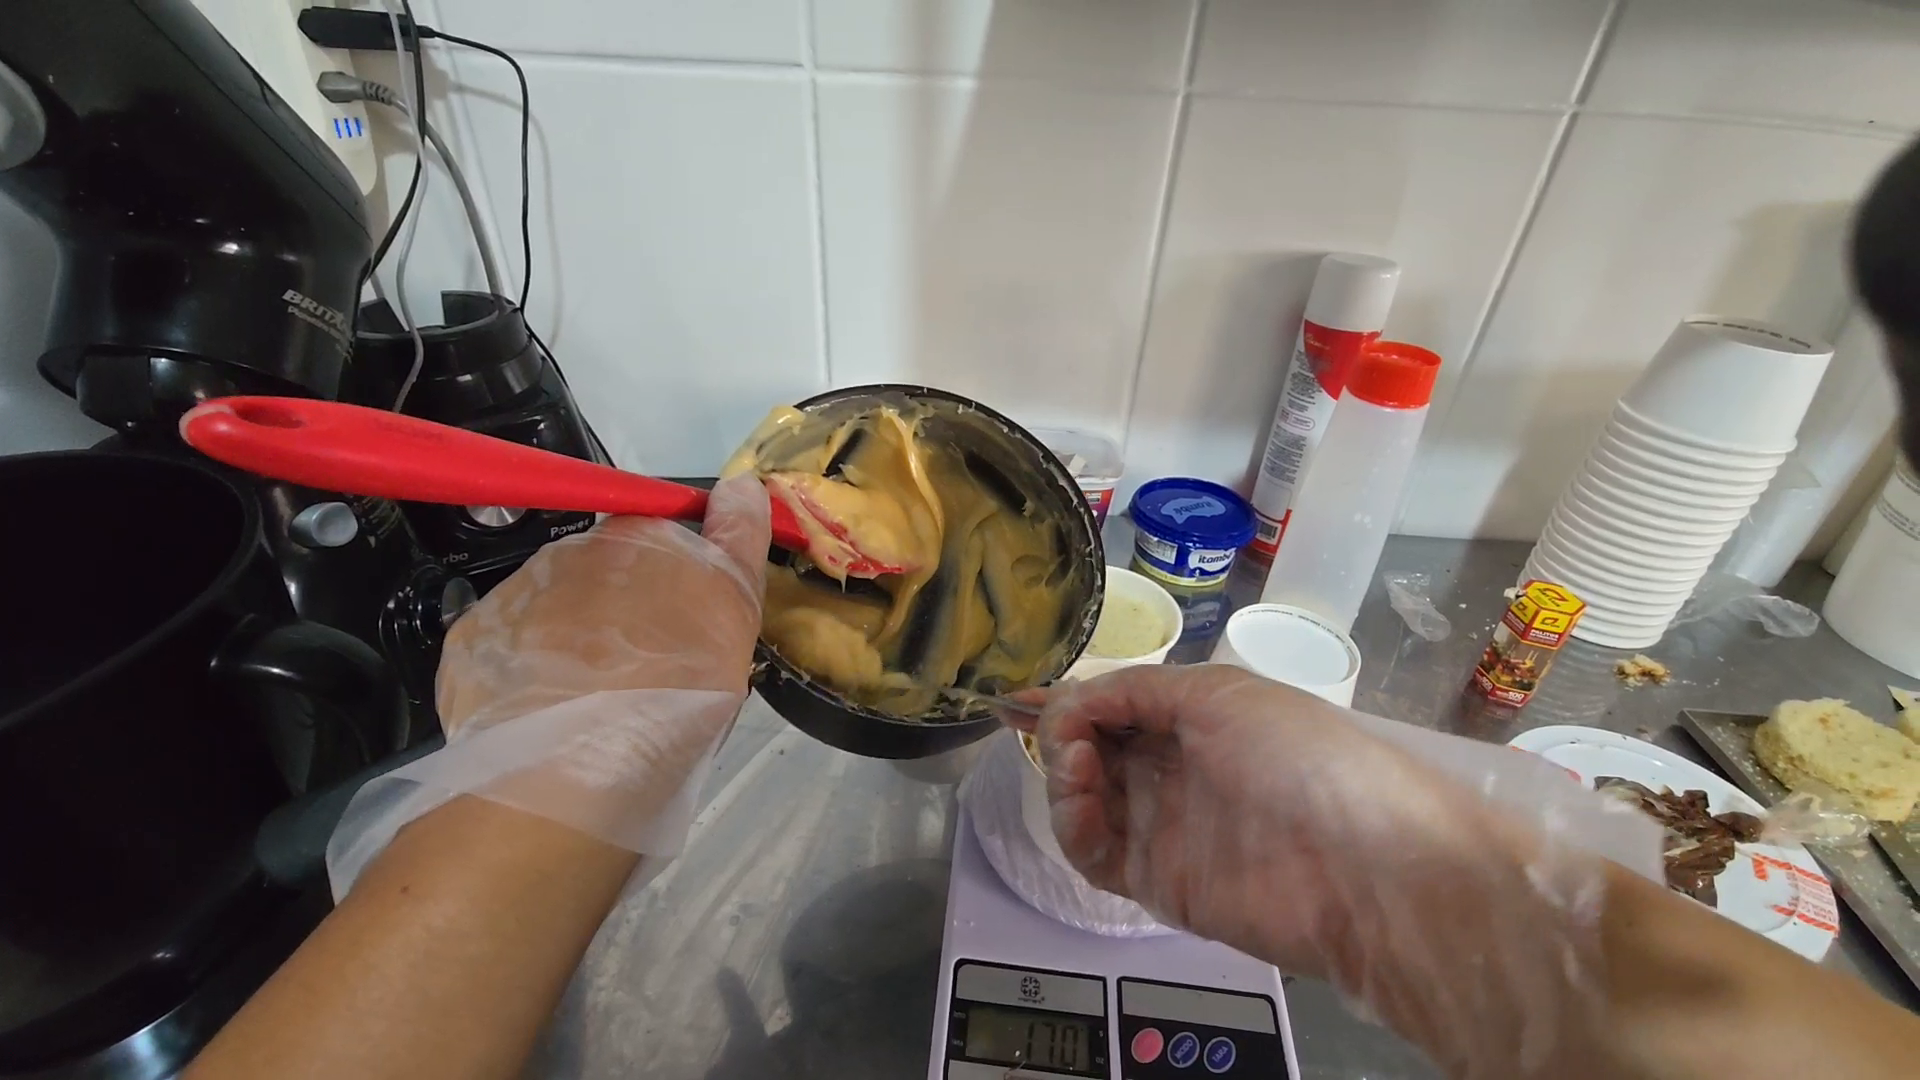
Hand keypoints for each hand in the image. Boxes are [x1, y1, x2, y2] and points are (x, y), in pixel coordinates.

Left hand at [428, 473, 769, 850]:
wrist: (577, 768)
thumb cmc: (680, 683)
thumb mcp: (735, 608)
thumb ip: (740, 538)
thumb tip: (743, 481)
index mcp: (639, 534)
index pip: (666, 534)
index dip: (685, 578)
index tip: (694, 627)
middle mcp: (573, 550)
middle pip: (612, 571)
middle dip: (632, 607)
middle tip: (657, 671)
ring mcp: (516, 596)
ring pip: (562, 609)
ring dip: (582, 640)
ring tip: (601, 703)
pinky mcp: (471, 645)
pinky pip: (513, 648)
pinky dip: (533, 672)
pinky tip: (552, 713)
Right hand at [1014, 665, 1609, 1077]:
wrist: (1366, 867)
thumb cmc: (1296, 754)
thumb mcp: (1219, 694)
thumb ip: (1136, 691)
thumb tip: (1071, 702)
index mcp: (1190, 716)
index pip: (1110, 704)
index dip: (1064, 700)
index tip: (1015, 700)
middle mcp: (1169, 767)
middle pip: (1087, 747)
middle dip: (1062, 732)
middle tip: (1064, 732)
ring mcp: (1160, 823)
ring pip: (1080, 796)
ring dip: (1063, 774)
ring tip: (1078, 763)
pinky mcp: (1154, 878)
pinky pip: (1091, 850)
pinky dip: (1072, 825)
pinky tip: (1081, 805)